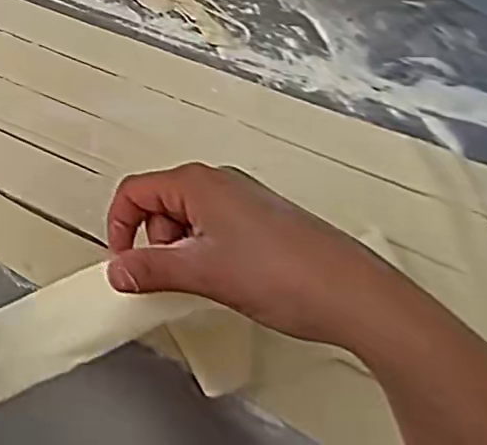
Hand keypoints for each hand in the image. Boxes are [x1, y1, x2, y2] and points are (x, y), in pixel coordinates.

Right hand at [105, 163, 411, 346]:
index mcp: (197, 182)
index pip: (134, 192)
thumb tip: (120, 271)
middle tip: (168, 274)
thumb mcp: (202, 274)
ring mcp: (248, 201)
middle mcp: (221, 183)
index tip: (124, 257)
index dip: (120, 225)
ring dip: (186, 249)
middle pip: (160, 204)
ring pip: (190, 218)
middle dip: (157, 242)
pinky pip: (218, 228)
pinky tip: (233, 280)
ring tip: (208, 281)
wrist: (366, 303)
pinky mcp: (269, 221)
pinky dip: (212, 252)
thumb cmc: (293, 276)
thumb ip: (150, 270)